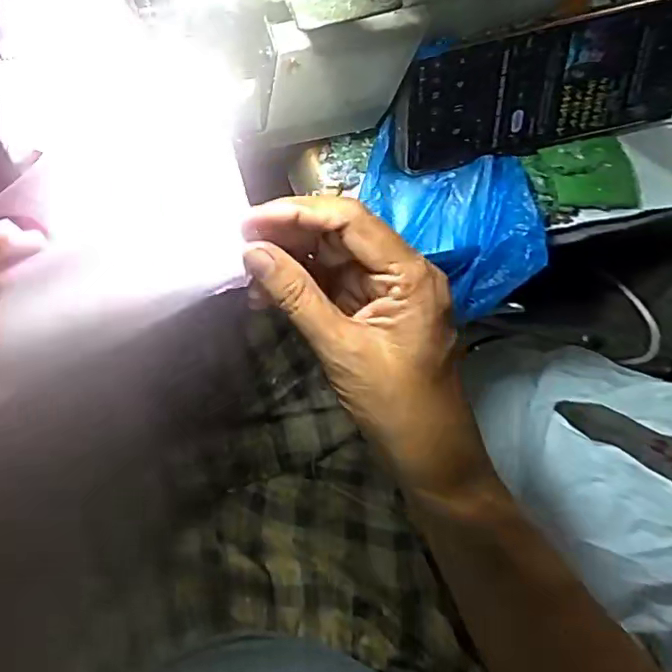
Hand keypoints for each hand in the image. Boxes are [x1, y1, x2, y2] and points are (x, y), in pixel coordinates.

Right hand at [242, 197, 470, 480]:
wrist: (430, 459)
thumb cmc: (398, 406)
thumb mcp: (341, 347)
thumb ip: (295, 294)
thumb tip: (252, 252)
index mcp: (408, 273)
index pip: (349, 220)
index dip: (297, 212)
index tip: (251, 221)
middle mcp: (398, 270)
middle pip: (336, 231)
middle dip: (286, 232)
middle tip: (240, 239)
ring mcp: (381, 287)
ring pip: (326, 253)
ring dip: (286, 257)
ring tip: (247, 267)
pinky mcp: (366, 305)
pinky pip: (324, 278)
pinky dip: (294, 280)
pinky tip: (265, 290)